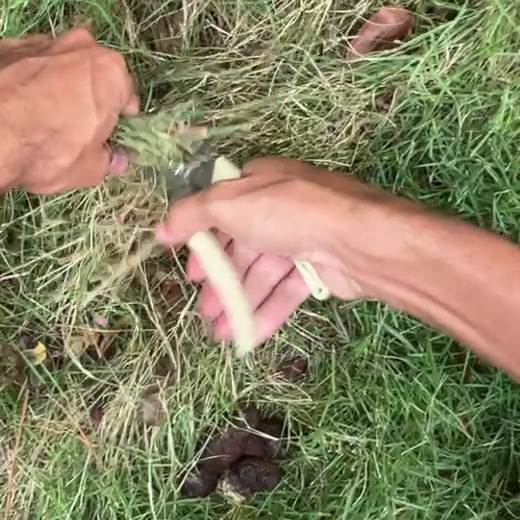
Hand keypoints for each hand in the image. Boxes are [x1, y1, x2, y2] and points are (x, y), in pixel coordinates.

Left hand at [0, 29, 138, 196]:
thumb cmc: (46, 151)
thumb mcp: (87, 170)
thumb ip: (107, 161)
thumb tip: (116, 159)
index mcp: (109, 70)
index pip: (125, 97)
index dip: (118, 123)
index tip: (107, 141)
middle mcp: (76, 45)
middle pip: (89, 74)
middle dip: (85, 98)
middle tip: (71, 132)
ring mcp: (35, 42)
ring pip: (53, 67)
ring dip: (51, 88)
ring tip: (34, 123)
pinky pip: (19, 69)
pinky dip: (18, 85)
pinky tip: (7, 113)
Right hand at [155, 158, 405, 344]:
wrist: (359, 241)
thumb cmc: (290, 214)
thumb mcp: (229, 204)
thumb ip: (191, 215)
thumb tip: (160, 229)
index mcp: (259, 183)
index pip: (221, 210)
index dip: (203, 240)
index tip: (191, 269)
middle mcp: (280, 208)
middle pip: (240, 247)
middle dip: (220, 281)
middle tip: (204, 309)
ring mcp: (301, 239)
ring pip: (261, 274)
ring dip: (239, 303)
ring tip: (219, 333)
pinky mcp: (318, 268)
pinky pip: (285, 292)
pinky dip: (265, 313)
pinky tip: (248, 336)